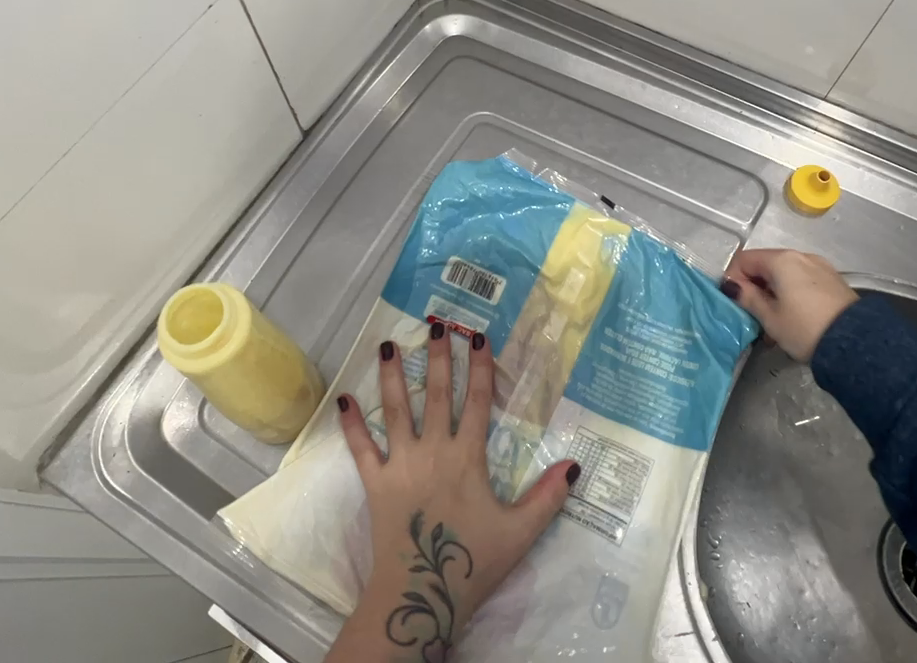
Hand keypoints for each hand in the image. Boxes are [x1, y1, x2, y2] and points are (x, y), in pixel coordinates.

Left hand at [328, 320, 577, 662]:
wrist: (421, 594)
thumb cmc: (472, 561)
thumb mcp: (520, 532)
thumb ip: (547, 498)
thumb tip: (574, 464)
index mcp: (468, 457)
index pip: (477, 402)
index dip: (480, 368)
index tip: (478, 336)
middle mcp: (433, 450)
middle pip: (438, 395)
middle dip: (440, 358)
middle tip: (437, 324)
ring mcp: (400, 464)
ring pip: (396, 411)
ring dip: (393, 376)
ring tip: (386, 344)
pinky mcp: (375, 483)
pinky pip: (360, 449)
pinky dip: (350, 425)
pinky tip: (342, 400)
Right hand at [722, 248, 859, 359]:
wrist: (856, 344)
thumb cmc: (805, 328)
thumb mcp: (770, 317)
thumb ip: (747, 298)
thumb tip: (731, 286)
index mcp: (781, 260)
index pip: (743, 260)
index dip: (732, 279)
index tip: (733, 303)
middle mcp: (800, 256)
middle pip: (765, 266)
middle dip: (754, 289)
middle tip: (752, 317)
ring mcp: (820, 267)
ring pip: (784, 276)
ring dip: (773, 295)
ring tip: (774, 325)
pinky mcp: (833, 281)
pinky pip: (802, 282)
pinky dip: (791, 296)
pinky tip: (793, 320)